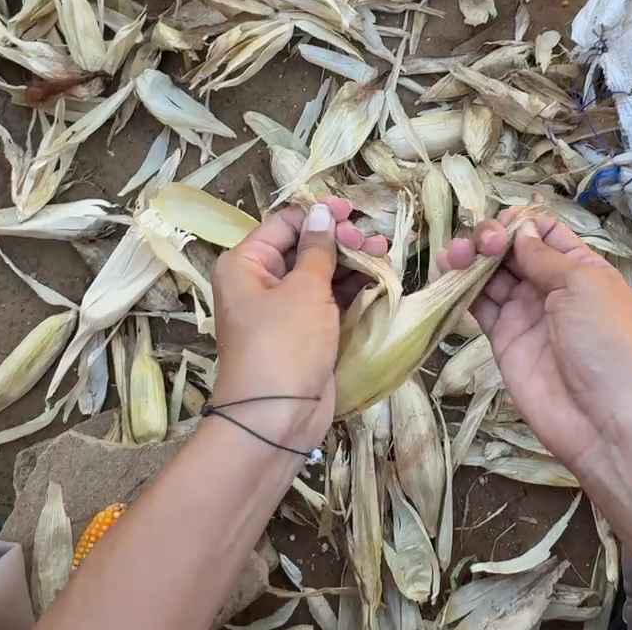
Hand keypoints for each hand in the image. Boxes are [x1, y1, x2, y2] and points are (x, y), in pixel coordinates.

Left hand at [211, 197, 388, 448]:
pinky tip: (378, 277)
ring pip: (321, 271)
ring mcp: (284, 308)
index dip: (318, 214)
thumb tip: (322, 211)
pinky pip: (328, 298)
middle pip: (304, 246)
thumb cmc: (283, 345)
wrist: (275, 420)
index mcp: (246, 264)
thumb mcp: (304, 290)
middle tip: (372, 242)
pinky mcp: (305, 330)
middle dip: (340, 239)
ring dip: (351, 261)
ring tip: (384, 254)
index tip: (352, 212)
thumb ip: (317, 248)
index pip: (284, 223)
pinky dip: (351, 287)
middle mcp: (261, 281)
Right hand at [439, 212, 631, 472]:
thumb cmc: (607, 344)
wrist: (606, 424)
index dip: (520, 223)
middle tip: (481, 245)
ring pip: (489, 274)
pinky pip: (477, 305)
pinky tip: (445, 273)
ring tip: (455, 256)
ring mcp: (524, 312)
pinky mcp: (502, 338)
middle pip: (511, 249)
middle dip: (490, 237)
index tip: (503, 226)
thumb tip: (519, 231)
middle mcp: (550, 286)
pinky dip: (459, 287)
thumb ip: (544, 257)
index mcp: (580, 268)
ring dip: (469, 257)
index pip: (544, 232)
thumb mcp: (583, 287)